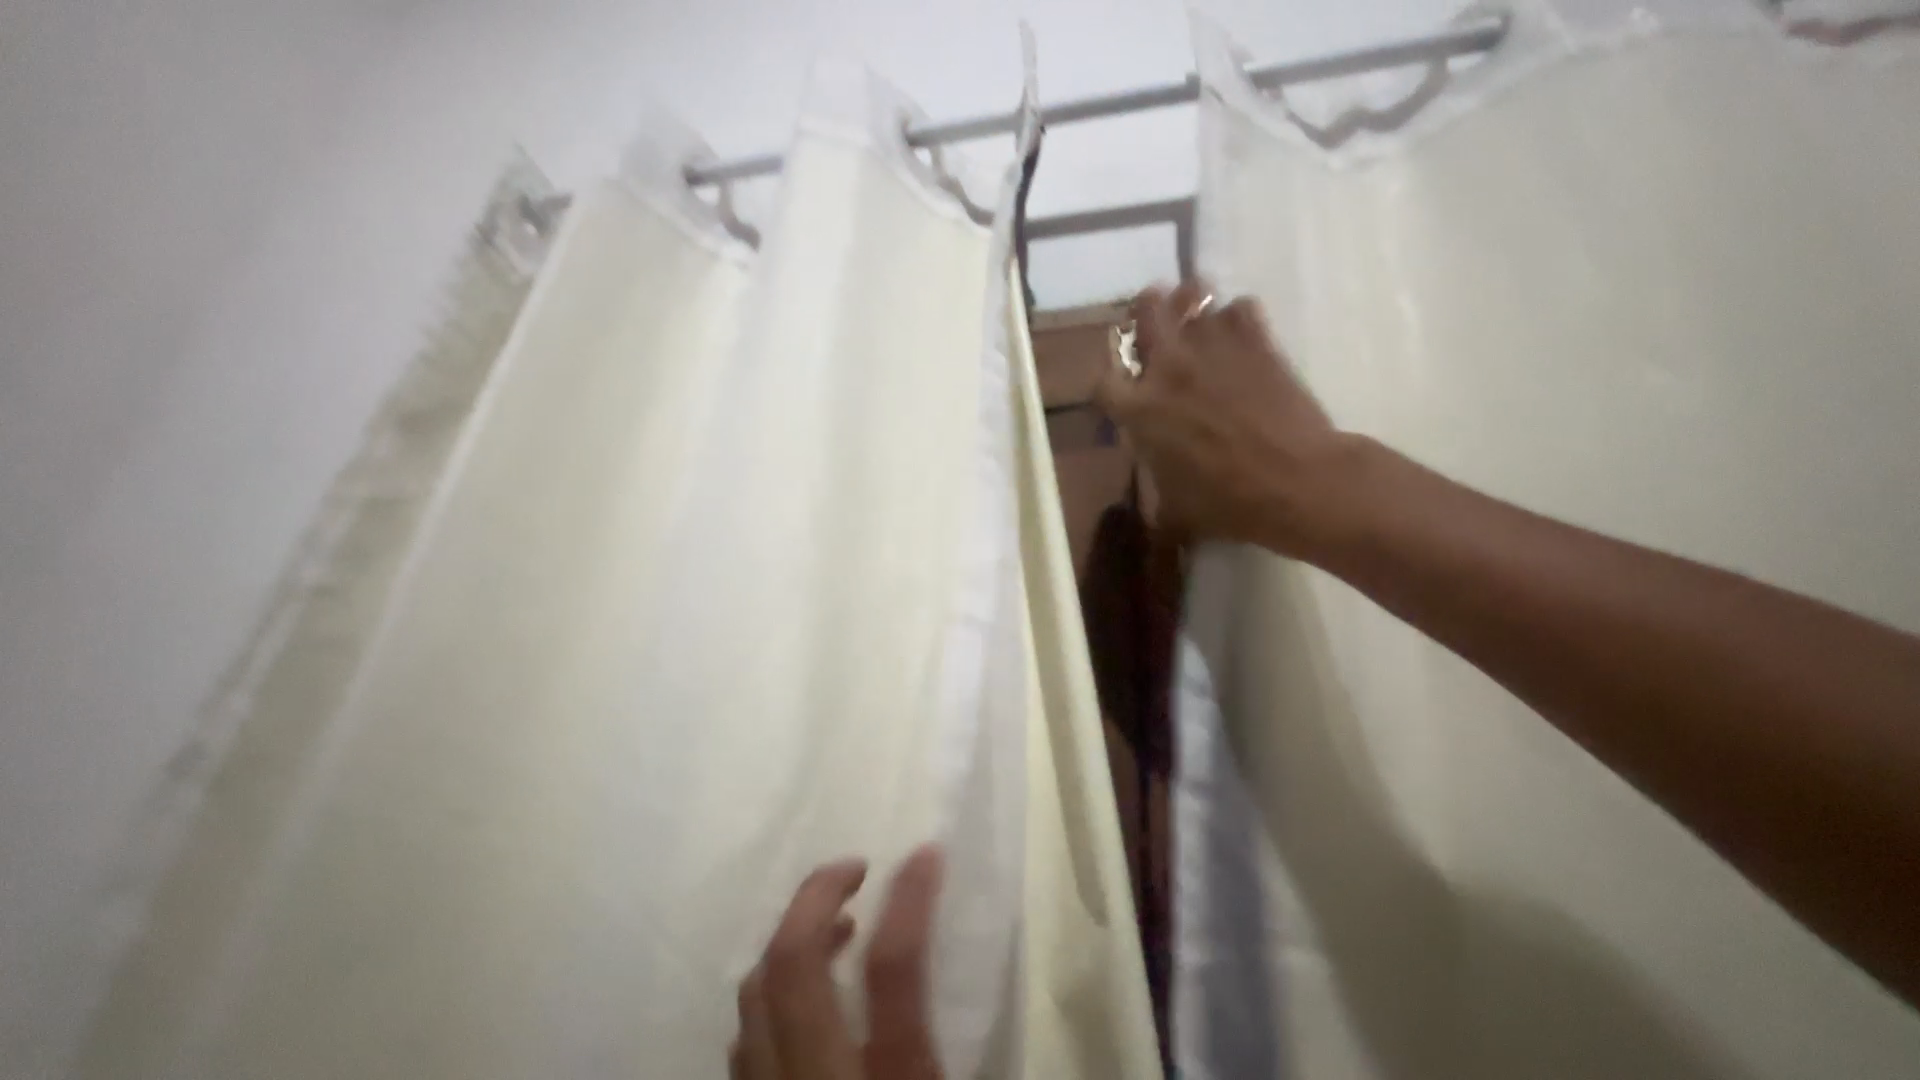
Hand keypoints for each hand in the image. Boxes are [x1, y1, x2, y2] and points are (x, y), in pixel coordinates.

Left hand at [731, 846, 944, 1079]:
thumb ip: (957, 1046)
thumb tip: (986, 984)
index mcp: (892, 1078)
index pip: (891, 968)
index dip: (908, 900)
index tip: (926, 853)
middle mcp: (814, 1076)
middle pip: (792, 962)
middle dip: (818, 897)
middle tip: (855, 870)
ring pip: (755, 995)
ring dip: (791, 942)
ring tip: (838, 925)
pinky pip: (745, 1038)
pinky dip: (770, 996)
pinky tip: (799, 998)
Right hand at [1096, 283, 1349, 556]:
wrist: (1296, 482)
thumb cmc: (1229, 504)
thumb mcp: (1177, 510)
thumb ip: (1157, 495)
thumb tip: (1158, 516)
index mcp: (1139, 410)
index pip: (1102, 379)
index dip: (1110, 381)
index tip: (1122, 389)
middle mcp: (1168, 367)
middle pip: (1145, 308)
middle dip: (1146, 312)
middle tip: (1157, 326)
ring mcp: (1212, 347)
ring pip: (1194, 296)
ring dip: (1194, 307)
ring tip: (1200, 322)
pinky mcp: (1256, 340)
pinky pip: (1241, 308)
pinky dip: (1238, 320)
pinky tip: (1243, 338)